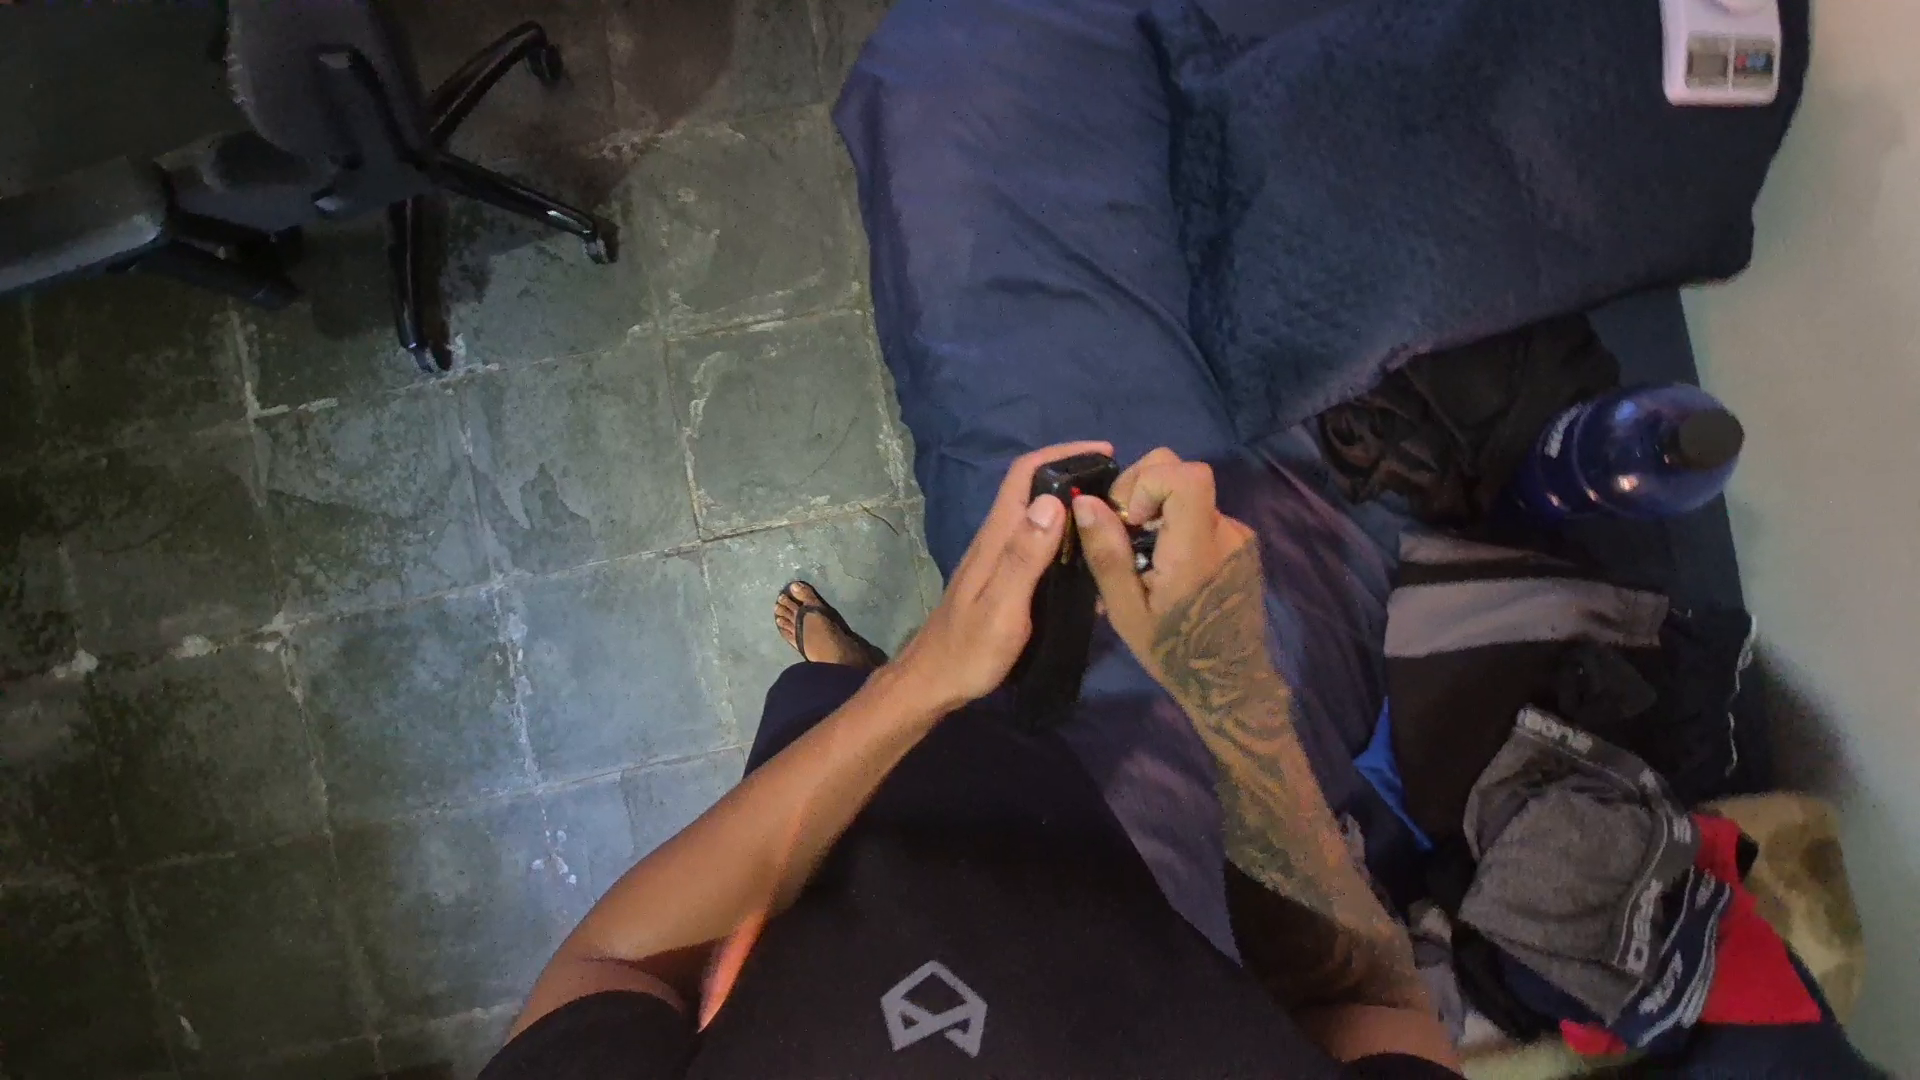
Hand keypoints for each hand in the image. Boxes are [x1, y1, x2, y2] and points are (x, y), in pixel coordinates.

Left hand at [890, 440, 1112, 711]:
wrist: (934, 682)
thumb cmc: (970, 650)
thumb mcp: (1002, 607)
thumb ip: (1025, 556)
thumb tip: (1052, 501)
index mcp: (996, 538)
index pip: (1024, 475)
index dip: (1062, 455)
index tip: (1105, 453)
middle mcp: (996, 539)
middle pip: (1034, 491)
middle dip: (1075, 478)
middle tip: (1120, 492)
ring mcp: (998, 559)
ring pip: (1038, 518)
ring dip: (1073, 510)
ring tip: (1114, 522)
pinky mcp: (1002, 578)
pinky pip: (1038, 545)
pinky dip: (1066, 541)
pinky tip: (1089, 561)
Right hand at [1069, 448, 1258, 682]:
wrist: (1228, 680)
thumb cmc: (1172, 650)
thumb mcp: (1126, 609)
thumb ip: (1107, 553)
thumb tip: (1084, 501)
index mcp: (1196, 547)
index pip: (1186, 475)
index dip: (1148, 481)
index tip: (1130, 518)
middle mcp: (1224, 530)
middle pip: (1182, 472)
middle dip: (1143, 489)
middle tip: (1124, 534)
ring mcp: (1236, 535)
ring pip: (1186, 494)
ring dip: (1156, 512)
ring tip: (1140, 559)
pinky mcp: (1239, 543)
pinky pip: (1198, 515)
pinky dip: (1173, 527)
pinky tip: (1162, 567)